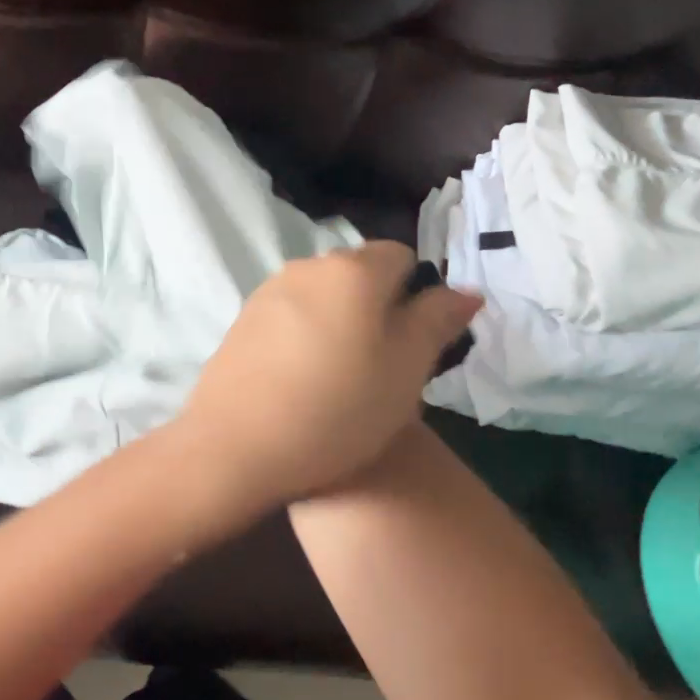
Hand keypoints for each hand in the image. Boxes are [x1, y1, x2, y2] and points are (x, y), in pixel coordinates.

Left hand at [169, 241, 481, 513]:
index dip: (419, 292)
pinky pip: (291, 317)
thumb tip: (463, 290)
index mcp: (351, 269)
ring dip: (342, 325)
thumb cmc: (337, 408)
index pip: (400, 255)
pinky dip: (307, 338)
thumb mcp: (406, 369)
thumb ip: (436, 321)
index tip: (420, 341)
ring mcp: (267, 292)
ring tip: (346, 382)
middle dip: (380, 309)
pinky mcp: (242, 321)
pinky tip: (307, 383)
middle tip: (389, 368)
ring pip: (323, 298)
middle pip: (359, 275)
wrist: (236, 444)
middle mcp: (305, 267)